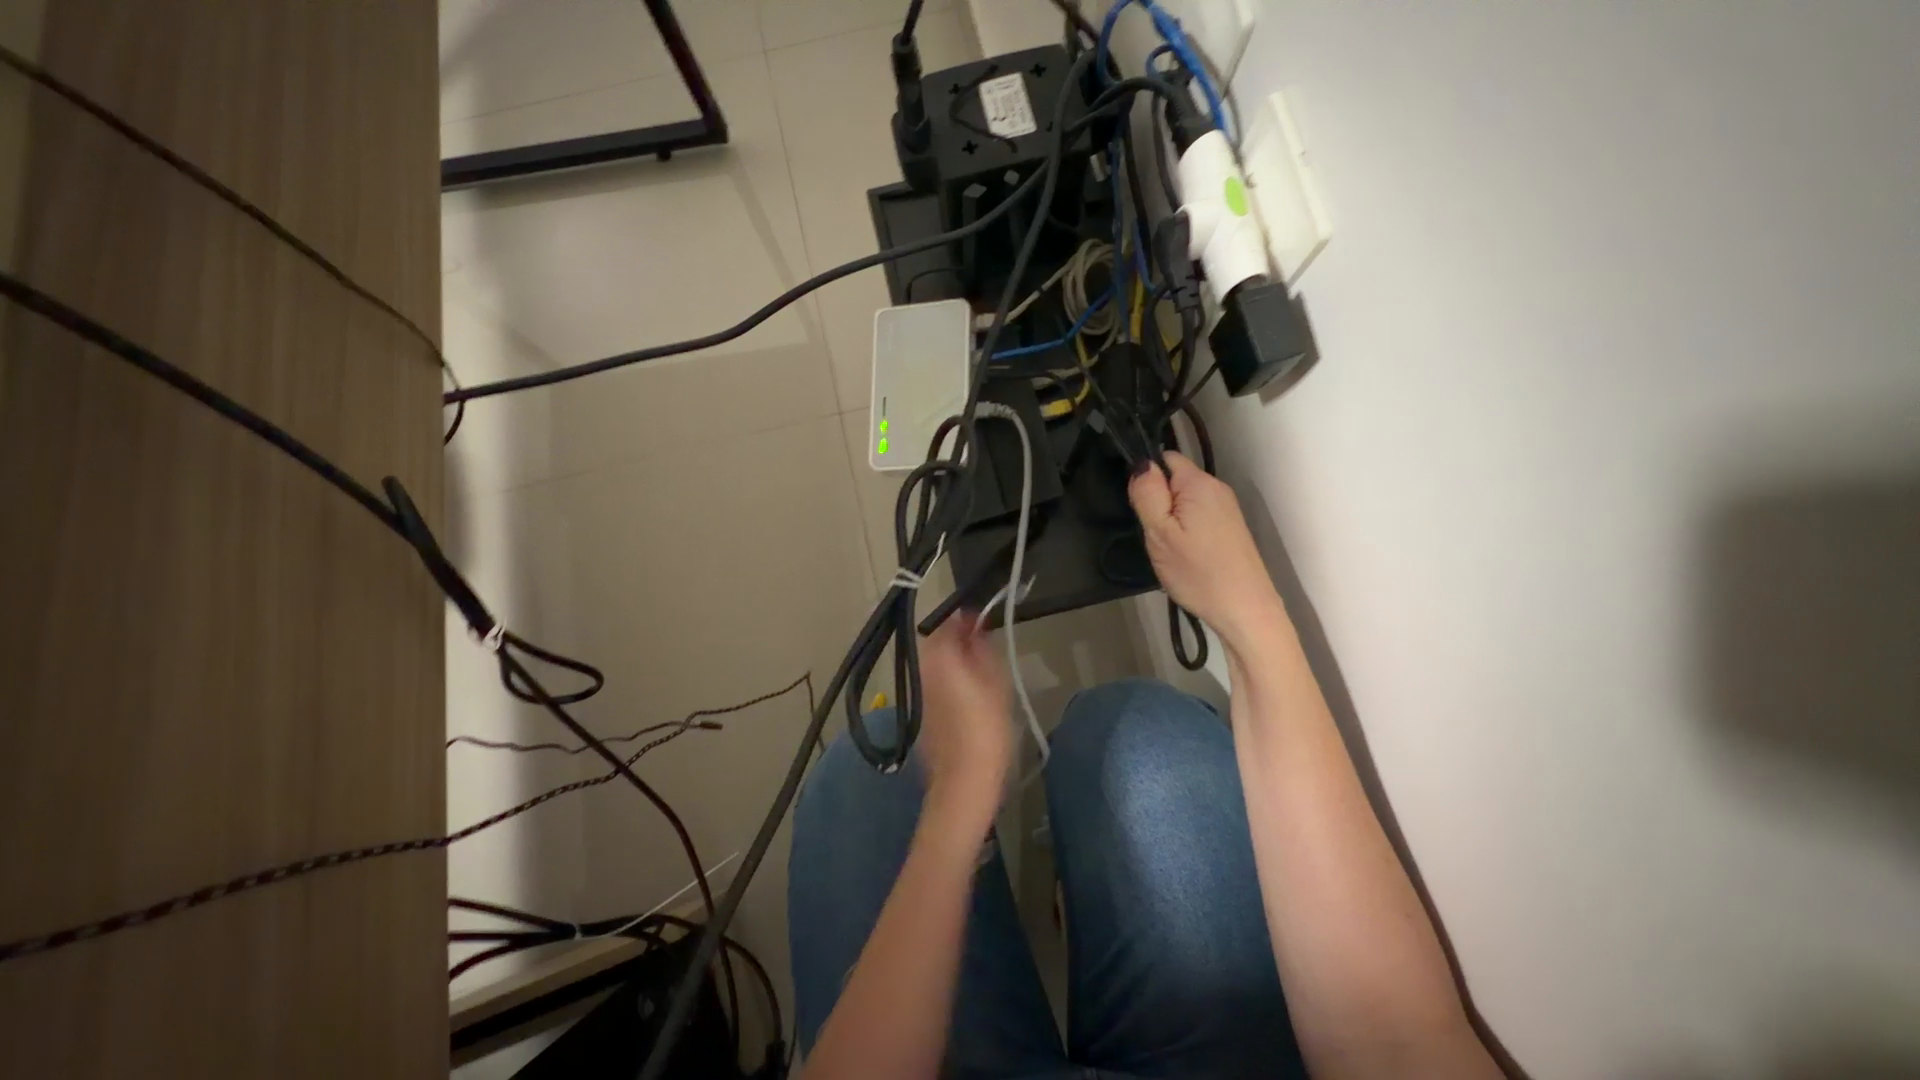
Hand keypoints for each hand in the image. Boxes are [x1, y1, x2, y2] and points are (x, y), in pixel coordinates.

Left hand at [916, 615, 1013, 813]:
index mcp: (938, 658)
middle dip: (959, 641)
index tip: (985, 623)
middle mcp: (921, 670)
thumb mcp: (996, 684)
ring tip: (982, 672)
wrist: (964, 782)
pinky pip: (934, 685)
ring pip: (935, 665)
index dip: (966, 620)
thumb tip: (977, 630)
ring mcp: (918, 693)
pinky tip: (969, 696)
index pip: (948, 623)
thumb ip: (984, 650)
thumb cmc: (986, 730)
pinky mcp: (921, 713)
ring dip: (954, 661)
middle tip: (986, 648)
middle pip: (938, 644)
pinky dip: (948, 681)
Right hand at [1128, 452, 1282, 647]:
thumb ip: (1147, 494)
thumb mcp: (1160, 533)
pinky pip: (1199, 516)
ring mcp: (1227, 509)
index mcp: (1199, 483)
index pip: (1165, 458)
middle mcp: (1217, 488)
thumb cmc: (1198, 573)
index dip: (1146, 477)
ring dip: (1172, 519)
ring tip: (1168, 549)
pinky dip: (1186, 531)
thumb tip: (1142, 464)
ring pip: (1186, 501)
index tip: (1140, 508)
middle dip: (1159, 501)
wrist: (1245, 610)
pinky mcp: (1231, 529)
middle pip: (1176, 480)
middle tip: (1154, 535)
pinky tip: (1185, 556)